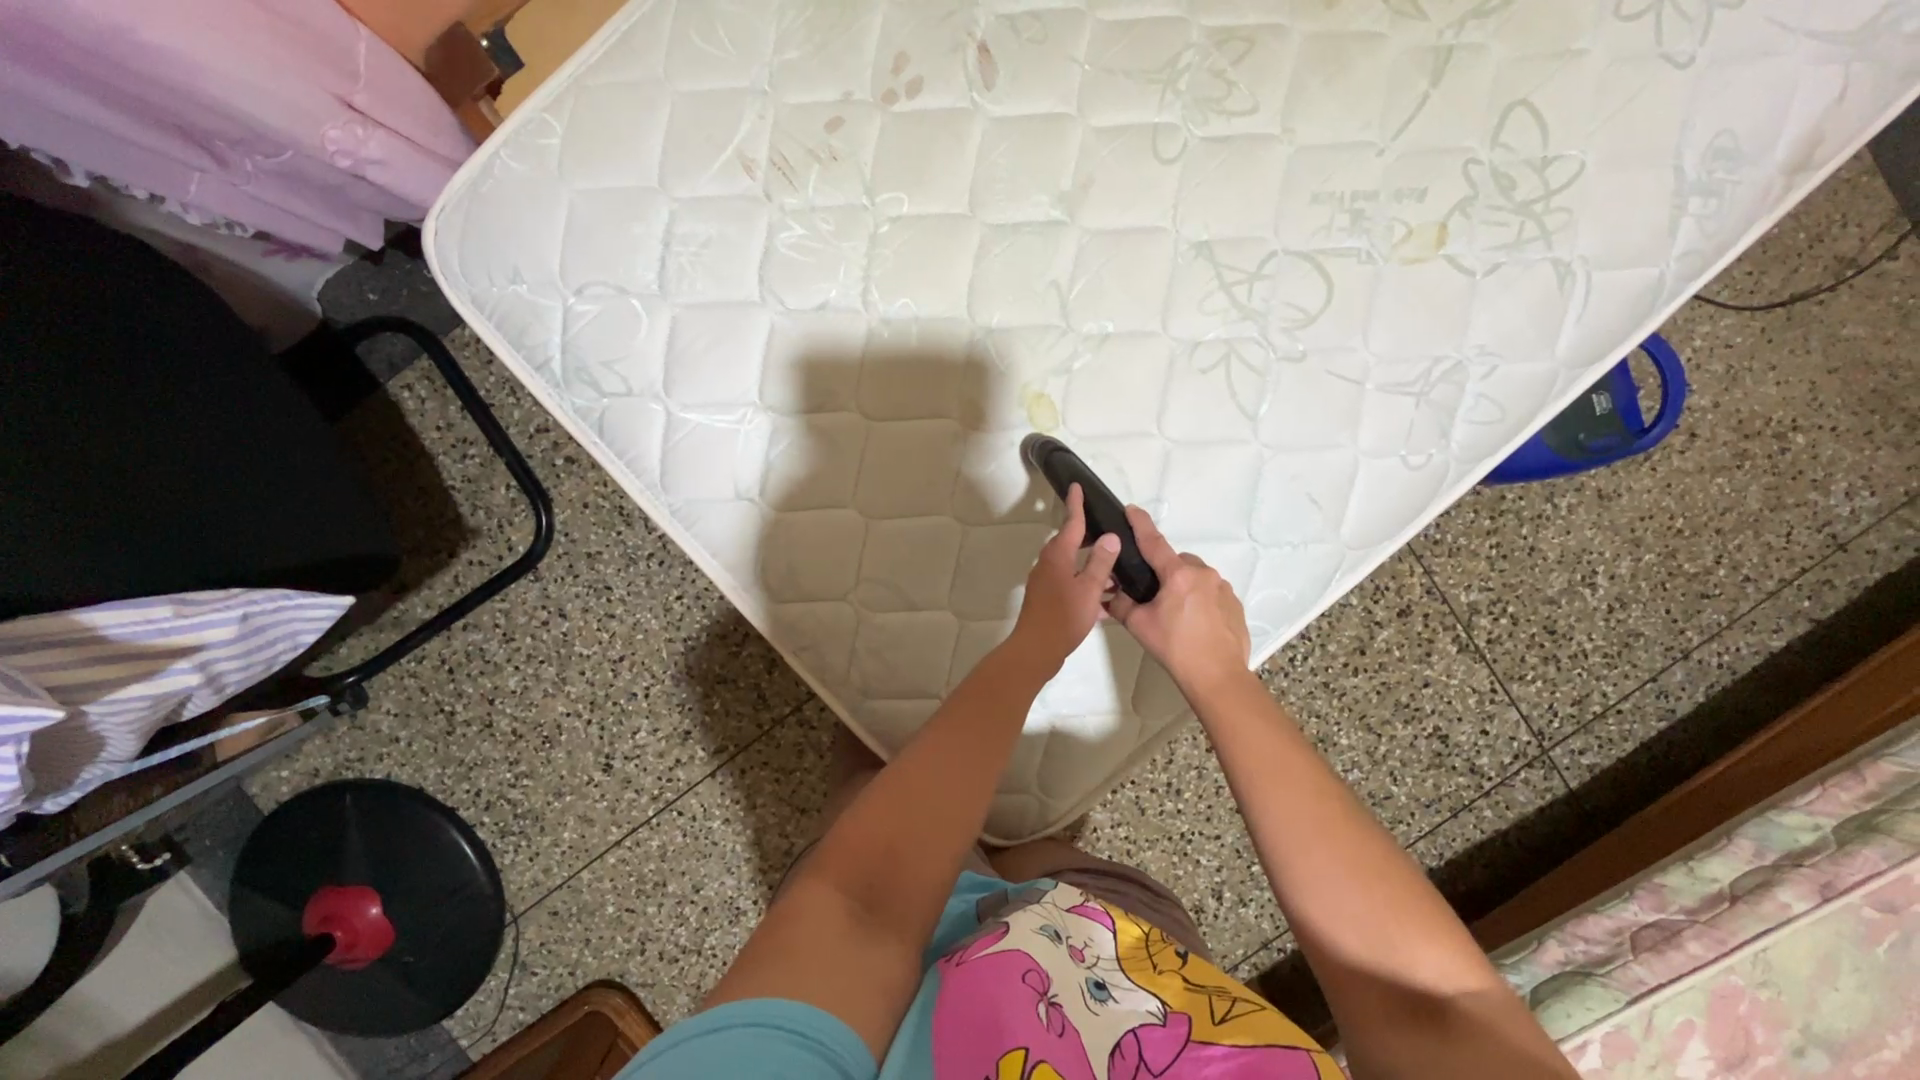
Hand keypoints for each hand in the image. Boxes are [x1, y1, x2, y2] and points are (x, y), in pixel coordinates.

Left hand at [1010, 484, 1122, 673]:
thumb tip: (1110, 538)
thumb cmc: (1063, 617)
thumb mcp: (1089, 588)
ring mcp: (1047, 583)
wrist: (1036, 650)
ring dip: (1093, 566)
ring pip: (1073, 566)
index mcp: (1057, 555)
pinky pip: (1072, 585)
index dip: (1076, 505)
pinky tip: (1107, 599)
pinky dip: (1088, 586)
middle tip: (1112, 533)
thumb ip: (1101, 562)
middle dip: (1091, 538)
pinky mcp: (1049, 600)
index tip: (1077, 486)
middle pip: (1071, 543)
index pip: (1071, 523)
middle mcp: (1049, 564)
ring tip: (1117, 568)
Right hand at [1106, 505, 1251, 695]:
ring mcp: (1223, 588)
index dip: (1140, 524)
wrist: (1217, 675)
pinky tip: (1195, 626)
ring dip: (1184, 588)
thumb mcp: (1139, 626)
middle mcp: (1203, 574)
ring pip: (1196, 578)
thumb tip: (1110, 596)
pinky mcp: (1235, 604)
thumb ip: (1121, 605)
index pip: (1154, 542)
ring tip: (1176, 617)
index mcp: (1177, 574)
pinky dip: (1201, 602)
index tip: (1132, 509)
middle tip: (1155, 598)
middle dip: (1165, 573)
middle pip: (1177, 563)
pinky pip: (1212, 594)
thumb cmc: (1175, 648)